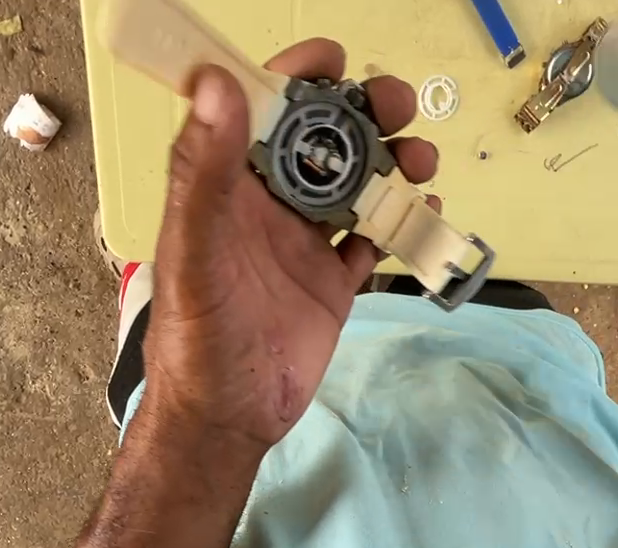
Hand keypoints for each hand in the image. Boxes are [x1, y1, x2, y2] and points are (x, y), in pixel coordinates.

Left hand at [136, 40, 437, 461]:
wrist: (229, 418)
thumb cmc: (200, 342)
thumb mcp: (194, 257)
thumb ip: (204, 176)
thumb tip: (222, 84)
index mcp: (228, 192)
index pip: (260, 114)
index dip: (295, 78)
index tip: (335, 59)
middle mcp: (269, 210)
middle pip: (321, 143)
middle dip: (361, 116)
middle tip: (399, 107)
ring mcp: (305, 247)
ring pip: (354, 187)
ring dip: (390, 166)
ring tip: (422, 161)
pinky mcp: (333, 286)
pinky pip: (371, 241)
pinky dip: (399, 223)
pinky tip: (423, 210)